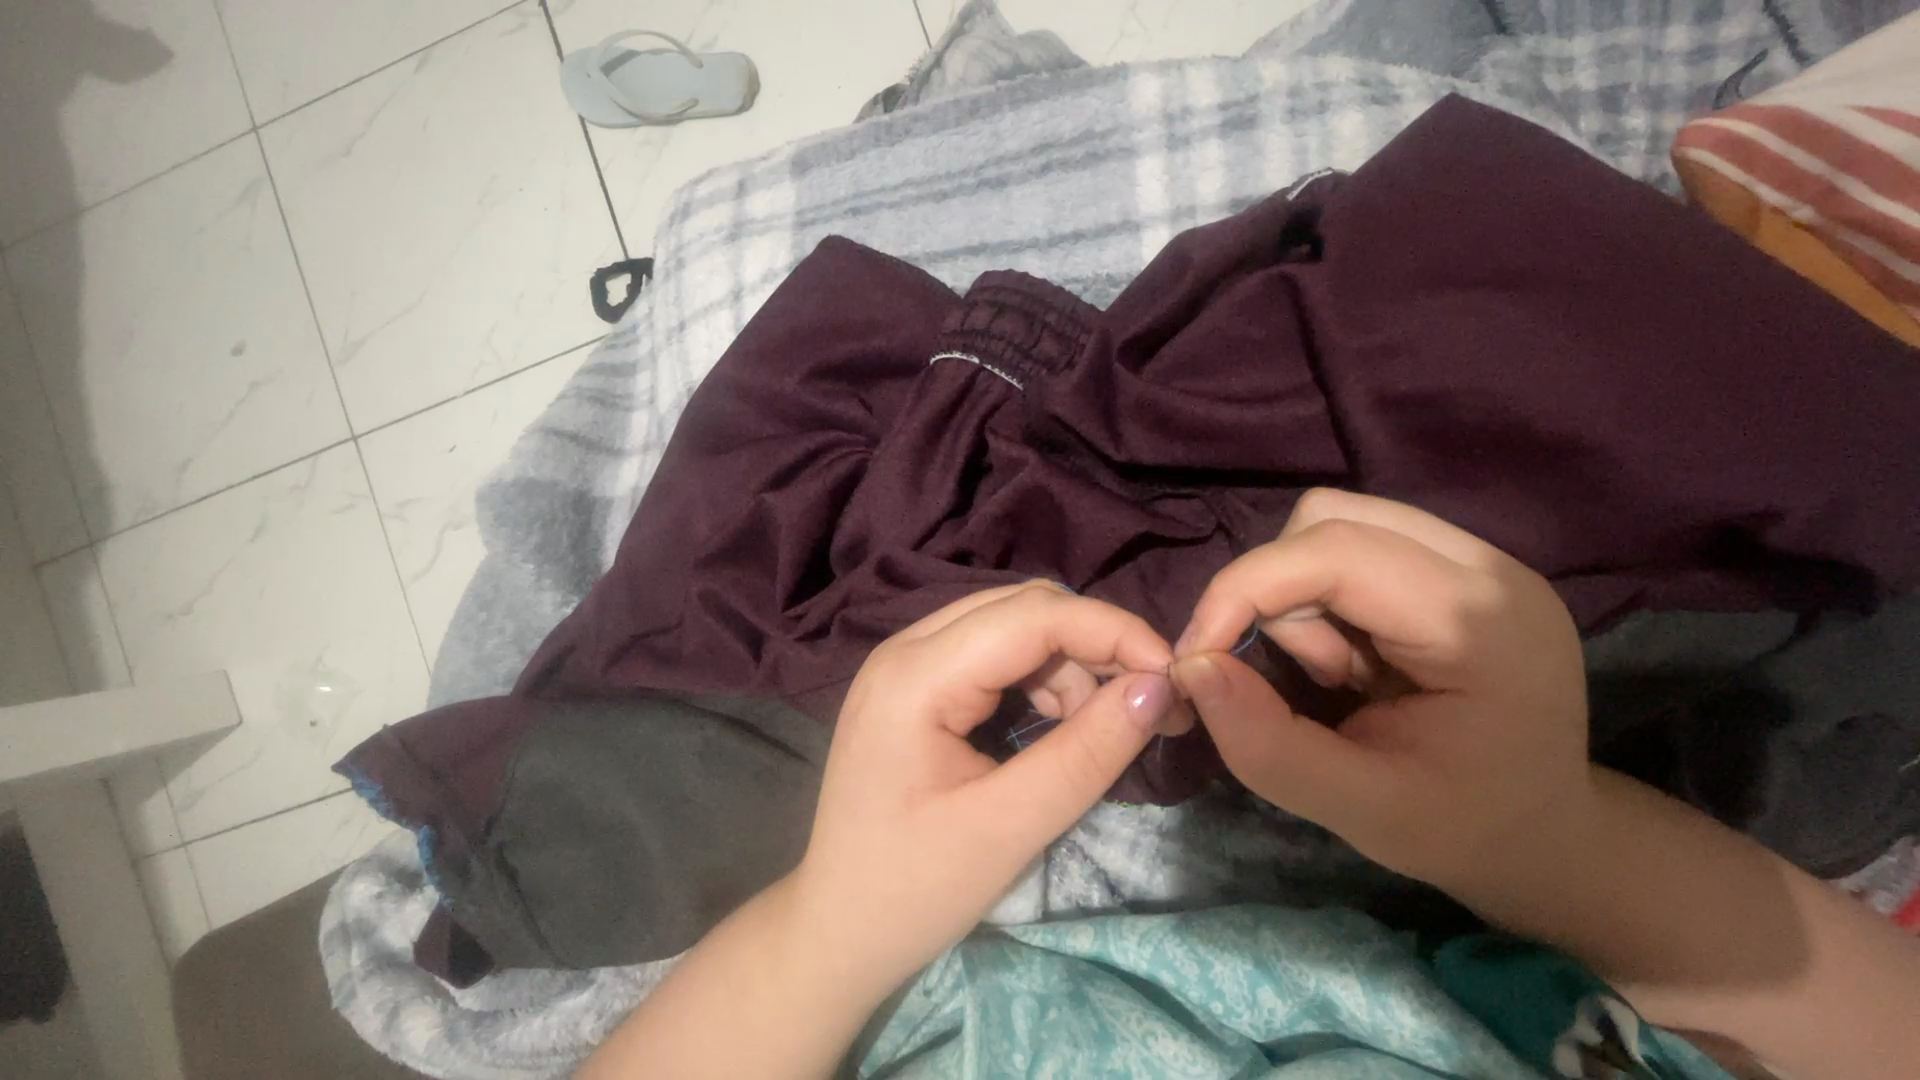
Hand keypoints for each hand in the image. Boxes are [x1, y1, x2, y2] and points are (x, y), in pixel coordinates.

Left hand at [787, 582, 1177, 992]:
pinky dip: (1040, 678)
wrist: (838, 929)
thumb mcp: (1009, 827)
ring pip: (1011, 626)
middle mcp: (904, 648)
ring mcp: (905, 664)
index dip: (1111, 631)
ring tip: (1101, 726)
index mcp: (914, 675)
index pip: (1031, 615)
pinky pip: (992, 654)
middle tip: (1148, 701)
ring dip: (1069, 664)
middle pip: (1021, 608)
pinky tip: (1059, 724)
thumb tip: (1158, 687)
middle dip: (1093, 644)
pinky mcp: (914, 685)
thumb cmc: (914, 890)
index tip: (1173, 674)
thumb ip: (1086, 753)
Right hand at [1171, 490, 1590, 891]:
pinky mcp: (1451, 563)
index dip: (1244, 589)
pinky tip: (1347, 653)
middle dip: (1272, 593)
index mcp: (1480, 624)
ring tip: (1330, 669)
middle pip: (1329, 520)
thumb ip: (1268, 744)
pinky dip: (1315, 593)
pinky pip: (1347, 542)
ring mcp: (1474, 557)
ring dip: (1295, 593)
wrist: (1544, 833)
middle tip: (1289, 673)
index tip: (1196, 657)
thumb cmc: (1462, 828)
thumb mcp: (1360, 810)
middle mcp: (1484, 568)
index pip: (1336, 552)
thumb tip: (1189, 667)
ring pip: (1331, 522)